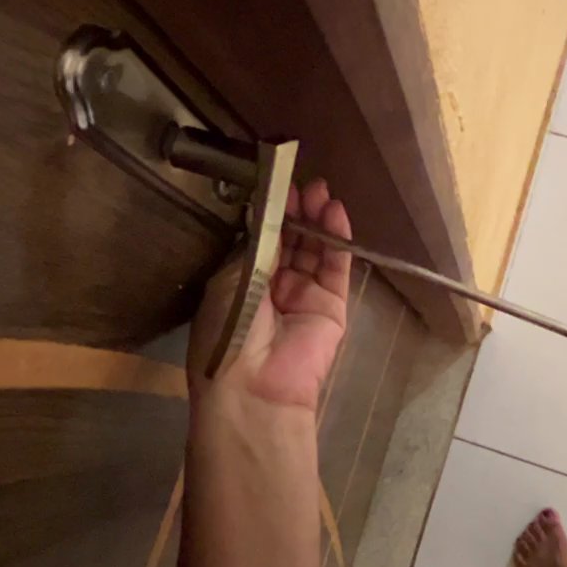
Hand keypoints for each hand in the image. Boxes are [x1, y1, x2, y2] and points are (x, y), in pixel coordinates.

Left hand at [187, 180, 350, 410]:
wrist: (252, 383)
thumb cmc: (229, 328)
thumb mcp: (232, 278)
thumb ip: (257, 244)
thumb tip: (271, 215)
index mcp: (242, 281)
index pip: (262, 239)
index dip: (272, 213)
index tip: (279, 185)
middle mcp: (273, 286)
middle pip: (291, 241)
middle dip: (297, 211)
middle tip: (305, 183)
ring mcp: (304, 295)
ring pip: (315, 250)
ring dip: (317, 219)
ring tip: (321, 190)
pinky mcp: (331, 305)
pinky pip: (336, 266)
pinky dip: (337, 239)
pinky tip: (336, 212)